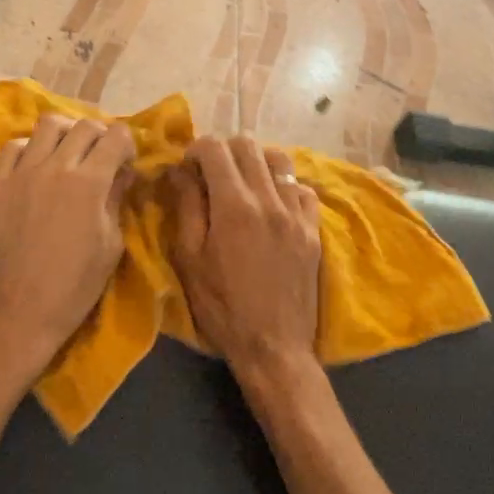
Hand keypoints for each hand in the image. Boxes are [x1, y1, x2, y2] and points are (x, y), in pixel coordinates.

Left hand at [0, 113, 135, 373]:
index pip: (115, 137)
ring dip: (65, 132)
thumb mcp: (110, 247)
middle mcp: (55, 167)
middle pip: (84, 126)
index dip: (126, 142)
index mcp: (89, 183)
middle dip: (100, 135)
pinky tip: (35, 164)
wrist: (18, 313)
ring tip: (68, 152)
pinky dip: (30, 147)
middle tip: (101, 156)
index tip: (126, 159)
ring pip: (47, 125)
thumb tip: (123, 171)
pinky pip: (14, 146)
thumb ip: (116, 199)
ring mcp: (22, 172)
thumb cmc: (73, 288)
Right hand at [170, 134, 322, 374]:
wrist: (273, 348)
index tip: (188, 168)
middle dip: (224, 150)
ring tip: (244, 182)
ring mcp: (296, 214)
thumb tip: (179, 170)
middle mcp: (269, 200)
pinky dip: (284, 186)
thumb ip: (186, 206)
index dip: (196, 149)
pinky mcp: (313, 231)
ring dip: (257, 161)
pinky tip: (272, 204)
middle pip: (247, 145)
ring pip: (279, 160)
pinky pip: (302, 189)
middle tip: (211, 173)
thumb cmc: (221, 306)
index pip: (215, 148)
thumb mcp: (189, 258)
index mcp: (234, 206)